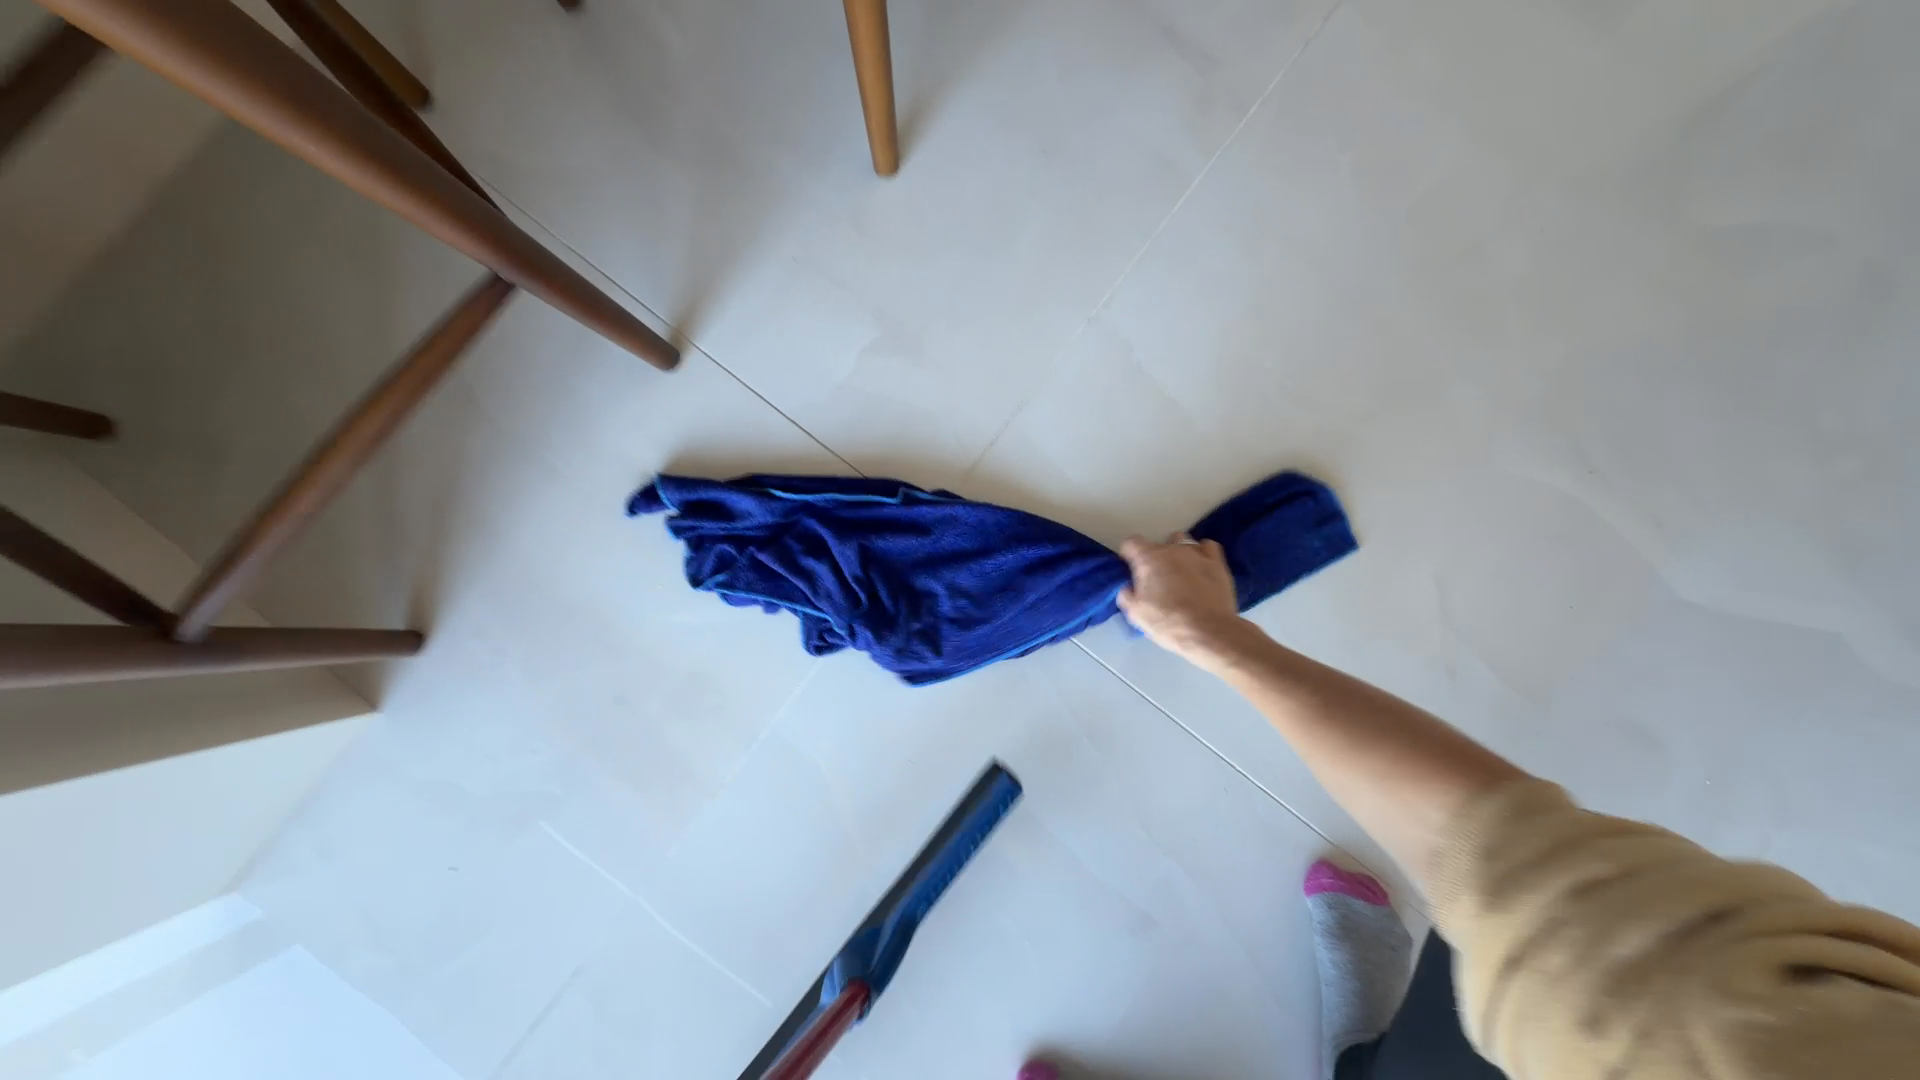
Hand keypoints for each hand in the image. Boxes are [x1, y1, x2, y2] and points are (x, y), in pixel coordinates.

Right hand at [1116, 533, 1252, 669]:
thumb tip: (1129, 588)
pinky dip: (1201, 553)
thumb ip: (1126, 594)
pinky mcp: (1217, 562)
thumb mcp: (1135, 613)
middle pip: (1156, 544)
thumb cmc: (1168, 622)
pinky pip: (1207, 547)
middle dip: (1153, 558)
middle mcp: (1171, 549)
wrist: (1208, 632)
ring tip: (1179, 571)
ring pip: (1182, 540)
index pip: (1130, 543)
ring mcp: (1196, 553)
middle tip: (1155, 580)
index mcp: (1148, 559)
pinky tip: (1200, 566)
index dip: (1128, 556)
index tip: (1131, 570)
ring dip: (1177, 552)